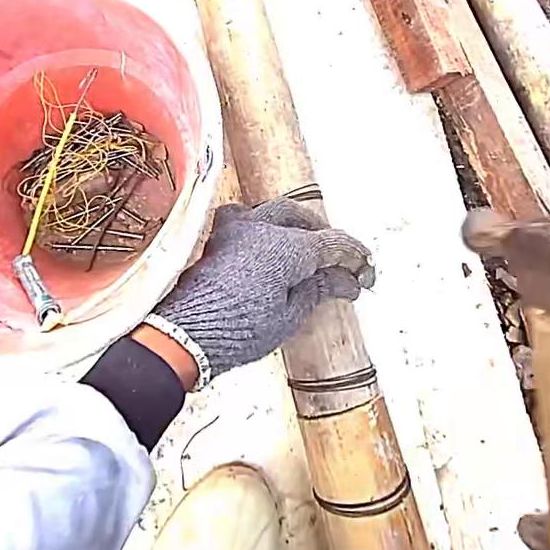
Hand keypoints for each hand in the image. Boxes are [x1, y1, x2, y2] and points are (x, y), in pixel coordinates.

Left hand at [148, 197, 374, 387]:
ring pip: (275, 211)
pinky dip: (261, 224)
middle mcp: (264, 228)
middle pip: (306, 219)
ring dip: (296, 224)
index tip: (365, 276)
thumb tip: (347, 281)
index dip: (354, 257)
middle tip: (338, 262)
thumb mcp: (290, 316)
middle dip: (326, 238)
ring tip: (305, 247)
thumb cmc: (239, 331)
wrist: (183, 338)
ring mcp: (237, 229)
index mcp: (288, 247)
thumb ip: (319, 288)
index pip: (333, 243)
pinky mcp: (218, 238)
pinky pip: (245, 216)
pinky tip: (264, 240)